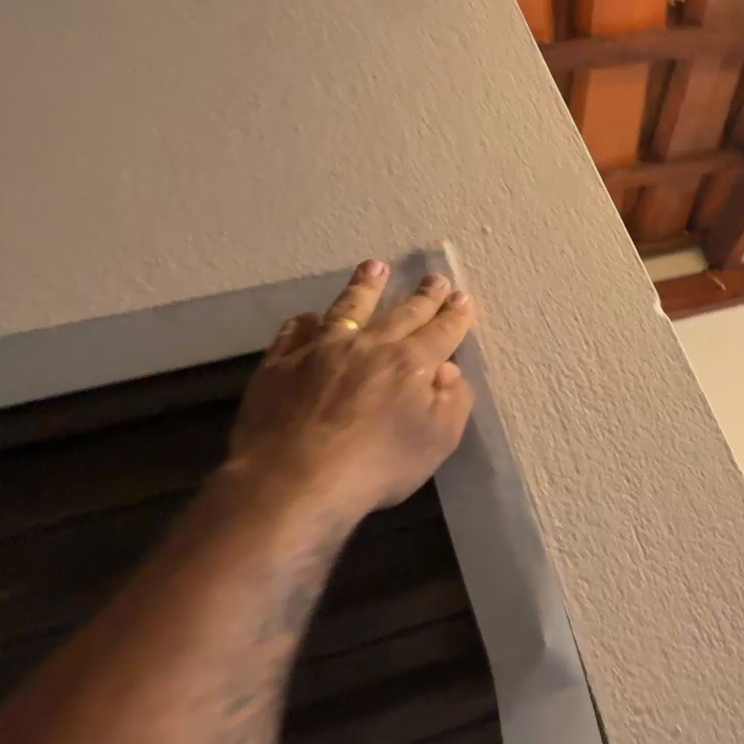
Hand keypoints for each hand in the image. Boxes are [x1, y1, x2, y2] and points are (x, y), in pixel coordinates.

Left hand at [227, 260, 475, 522]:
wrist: (297, 476)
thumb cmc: (379, 464)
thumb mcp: (438, 441)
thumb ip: (452, 402)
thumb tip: (449, 370)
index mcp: (411, 364)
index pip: (440, 333)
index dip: (454, 316)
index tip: (462, 298)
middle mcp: (368, 345)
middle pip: (400, 314)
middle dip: (421, 296)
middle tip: (434, 277)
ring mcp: (320, 350)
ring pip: (347, 308)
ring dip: (365, 288)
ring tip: (374, 267)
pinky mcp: (281, 364)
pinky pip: (296, 332)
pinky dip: (307, 322)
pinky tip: (310, 318)